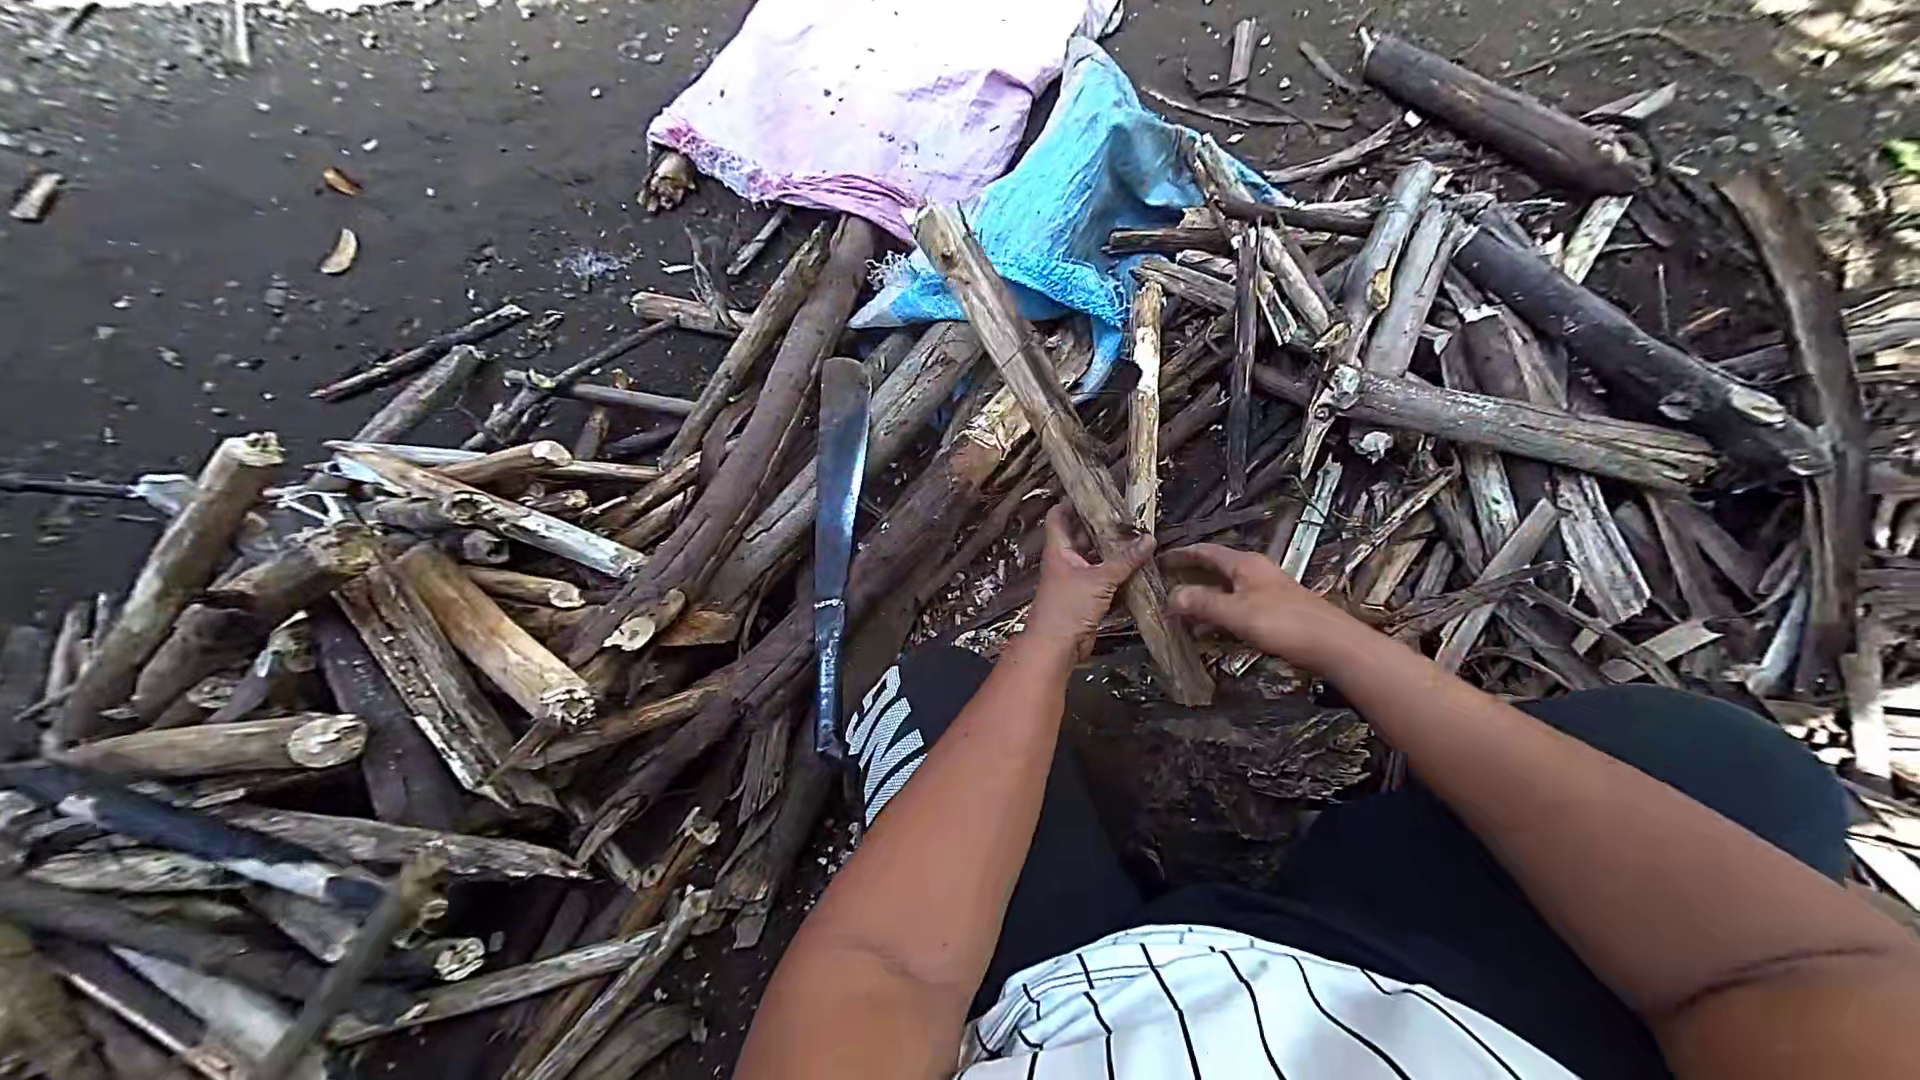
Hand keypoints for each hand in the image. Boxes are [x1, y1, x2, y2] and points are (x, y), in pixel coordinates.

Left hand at [1022, 504, 1153, 659]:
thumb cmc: (1068, 608)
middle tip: (1131, 518)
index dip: (1072, 502)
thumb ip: (1125, 560)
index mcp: (1059, 550)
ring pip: (1097, 560)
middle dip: (1104, 528)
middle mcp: (1066, 561)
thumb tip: (1149, 539)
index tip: (1095, 493)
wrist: (1056, 647)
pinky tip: (1140, 570)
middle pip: (1083, 537)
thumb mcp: (1099, 580)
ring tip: (1141, 540)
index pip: (1059, 516)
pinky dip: (1119, 576)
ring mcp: (1076, 580)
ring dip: (1115, 554)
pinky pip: (1105, 581)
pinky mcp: (1087, 599)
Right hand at [1163, 543, 1369, 672]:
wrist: (1334, 645)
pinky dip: (1218, 611)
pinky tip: (1211, 627)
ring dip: (1202, 596)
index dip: (1181, 553)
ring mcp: (1266, 591)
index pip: (1205, 551)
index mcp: (1244, 564)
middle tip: (1165, 584)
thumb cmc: (1284, 623)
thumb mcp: (1235, 612)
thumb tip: (1170, 597)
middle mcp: (1255, 572)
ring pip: (1225, 588)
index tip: (1159, 559)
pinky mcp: (1274, 611)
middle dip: (1189, 575)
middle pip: (1215, 568)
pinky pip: (1236, 605)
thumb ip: (1200, 603)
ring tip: (1180, 609)